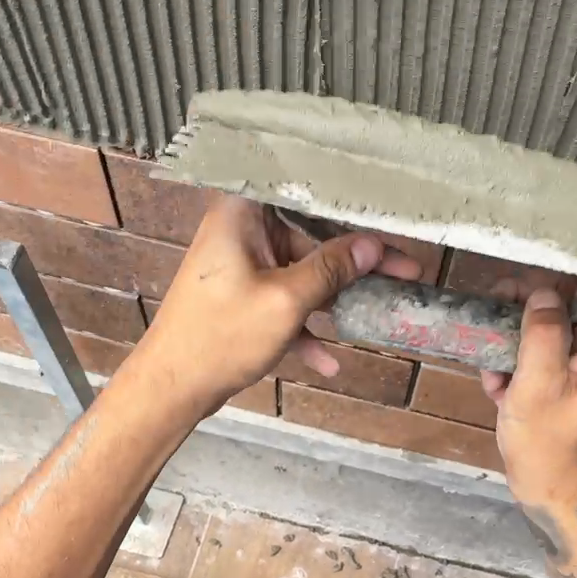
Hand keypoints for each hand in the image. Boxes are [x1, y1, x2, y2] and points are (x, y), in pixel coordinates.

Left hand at [119, 195, 421, 418]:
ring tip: (381, 311)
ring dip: (335, 298)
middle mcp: (241, 232)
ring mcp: (241, 269)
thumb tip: (372, 247)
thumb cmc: (221, 335)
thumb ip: (331, 270)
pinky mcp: (241, 301)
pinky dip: (304, 328)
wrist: (173, 387)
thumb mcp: (286, 301)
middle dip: (355, 261)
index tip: (385, 213)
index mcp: (242, 213)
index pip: (303, 190)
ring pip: (300, 273)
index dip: (347, 201)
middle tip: (403, 269)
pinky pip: (282, 305)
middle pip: (309, 236)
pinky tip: (329, 361)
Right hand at [484, 277, 576, 507]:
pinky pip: (529, 356)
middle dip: (534, 300)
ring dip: (512, 334)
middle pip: (572, 302)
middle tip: (501, 299)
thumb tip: (542, 292)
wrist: (543, 489)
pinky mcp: (548, 381)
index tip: (554, 266)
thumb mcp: (540, 384)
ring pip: (544, 327)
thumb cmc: (547, 441)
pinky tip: (494, 385)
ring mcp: (569, 366)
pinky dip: (509, 364)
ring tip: (489, 347)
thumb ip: (543, 334)